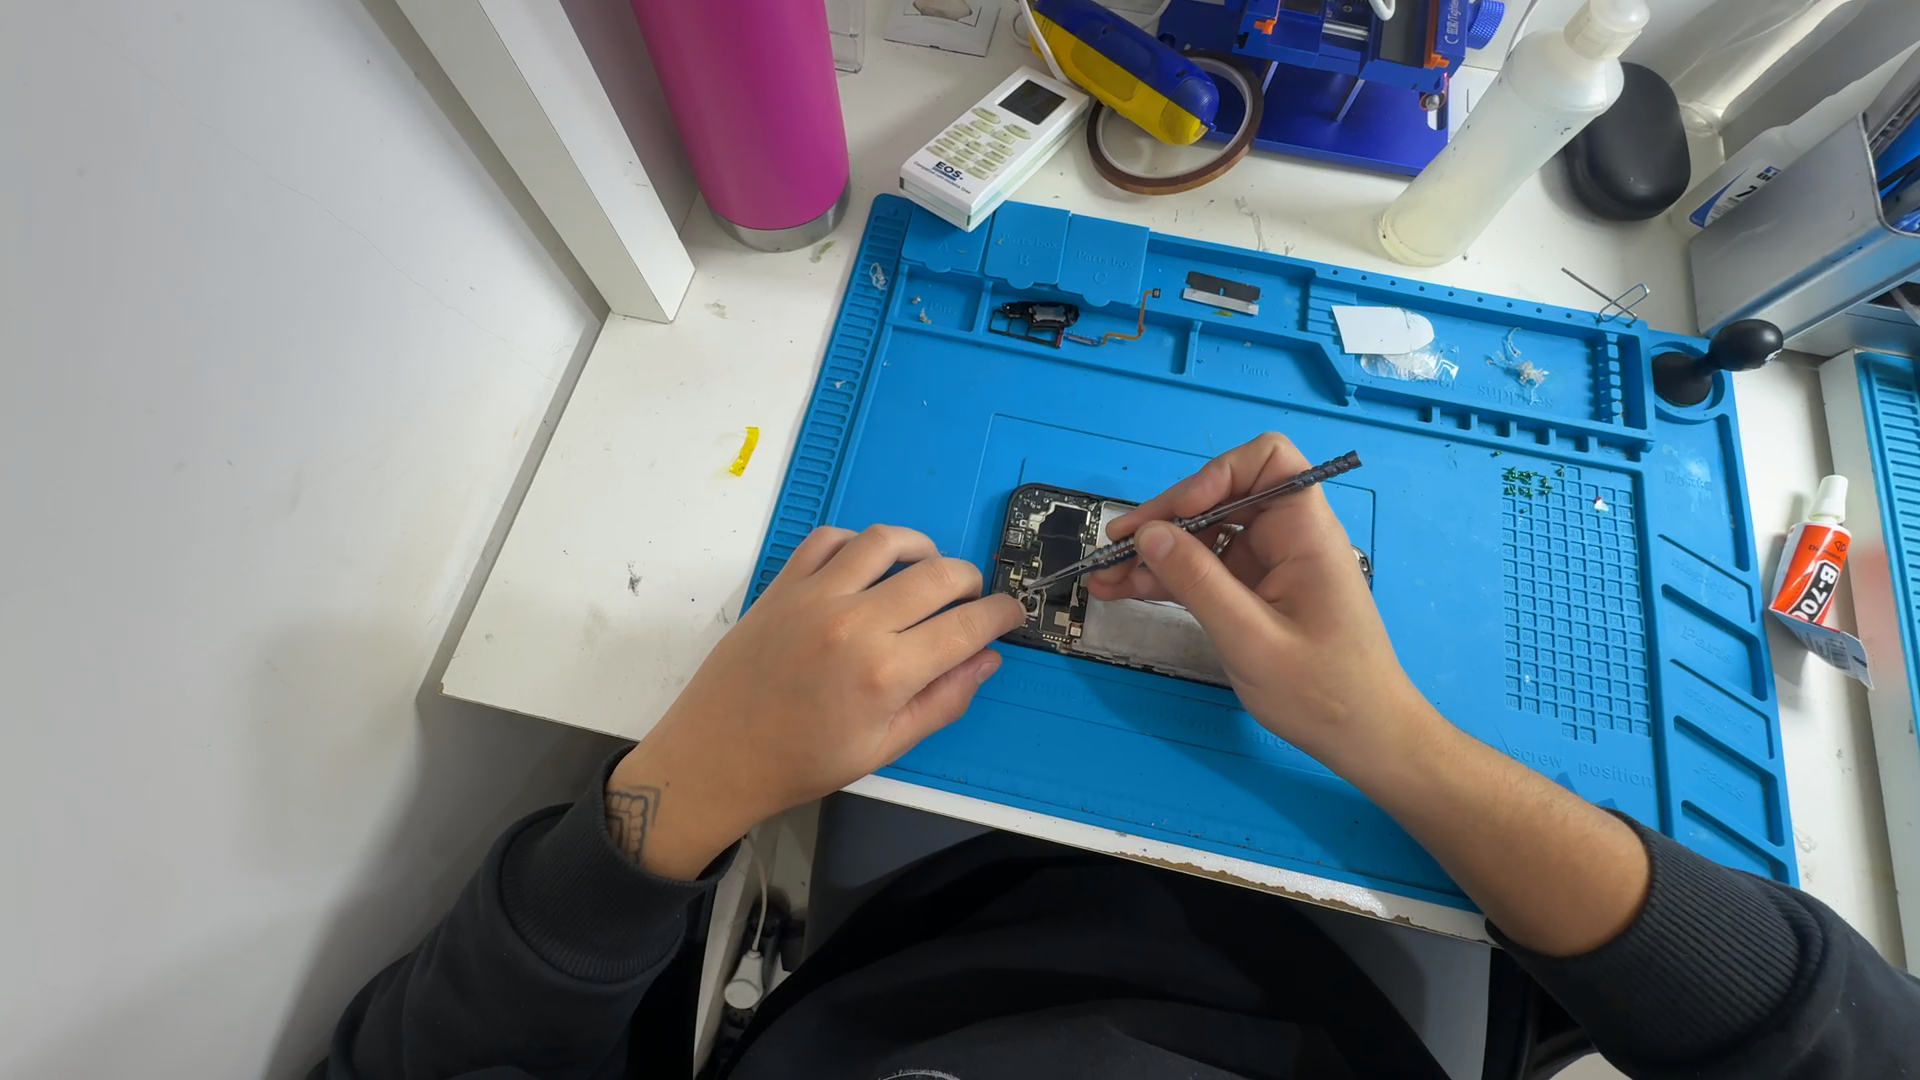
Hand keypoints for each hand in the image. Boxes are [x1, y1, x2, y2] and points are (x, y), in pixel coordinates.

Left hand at [607, 525, 1025, 877]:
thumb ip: (944, 701)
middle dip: (973, 581)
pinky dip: (859, 541)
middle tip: (973, 600)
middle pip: (939, 574)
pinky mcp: (784, 584)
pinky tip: (868, 564)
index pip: (968, 626)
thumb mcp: (885, 748)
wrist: (716, 757)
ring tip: (927, 570)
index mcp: (886, 673)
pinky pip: (830, 538)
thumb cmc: (803, 762)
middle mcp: (855, 623)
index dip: (1002, 614)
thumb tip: (988, 659)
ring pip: (887, 541)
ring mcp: (816, 595)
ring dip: (922, 548)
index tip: (1013, 612)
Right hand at [1086, 434, 1430, 768]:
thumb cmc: (1323, 692)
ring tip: (1104, 577)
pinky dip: (1165, 577)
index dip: (1216, 475)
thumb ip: (1197, 582)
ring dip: (1154, 553)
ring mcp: (1266, 564)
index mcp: (1304, 533)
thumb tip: (1147, 534)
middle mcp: (1285, 537)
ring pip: (1202, 536)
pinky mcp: (1250, 591)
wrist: (1363, 740)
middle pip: (1219, 497)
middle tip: (1115, 548)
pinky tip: (1124, 590)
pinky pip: (1202, 569)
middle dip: (1165, 519)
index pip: (1268, 461)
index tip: (1178, 514)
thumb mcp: (1250, 639)